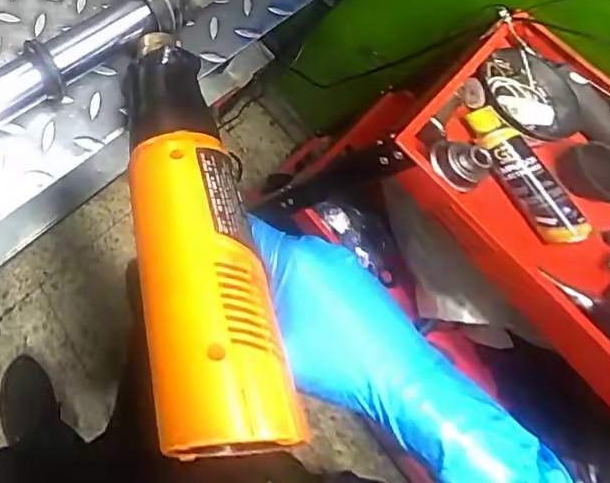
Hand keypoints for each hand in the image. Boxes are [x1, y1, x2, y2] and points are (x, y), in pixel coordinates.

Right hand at [250, 216, 572, 482]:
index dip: (223, 240)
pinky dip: (297, 285)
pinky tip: (298, 313)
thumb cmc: (346, 363)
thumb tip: (219, 316)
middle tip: (229, 287)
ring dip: (274, 276)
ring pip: (290, 259)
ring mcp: (338, 262)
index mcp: (297, 256)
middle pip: (267, 245)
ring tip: (263, 305)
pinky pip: (312, 270)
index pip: (247, 230)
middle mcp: (317, 249)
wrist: (403, 380)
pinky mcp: (352, 277)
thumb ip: (246, 325)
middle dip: (248, 265)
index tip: (206, 249)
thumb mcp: (280, 347)